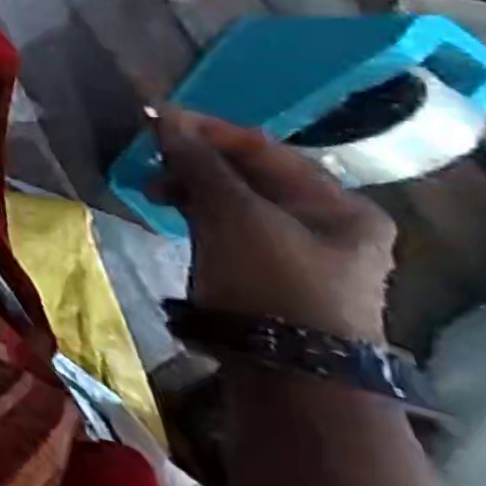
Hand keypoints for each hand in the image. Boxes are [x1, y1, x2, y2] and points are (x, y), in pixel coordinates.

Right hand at [154, 107, 396, 343]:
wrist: (283, 369)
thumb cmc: (268, 281)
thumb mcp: (233, 215)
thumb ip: (198, 163)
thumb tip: (162, 116)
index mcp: (339, 205)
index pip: (263, 148)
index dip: (206, 130)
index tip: (153, 119)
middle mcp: (326, 222)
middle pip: (248, 173)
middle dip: (194, 161)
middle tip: (147, 157)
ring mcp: (296, 249)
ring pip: (233, 199)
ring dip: (189, 186)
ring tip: (150, 188)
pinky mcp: (265, 269)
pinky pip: (226, 223)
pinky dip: (195, 211)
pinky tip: (167, 210)